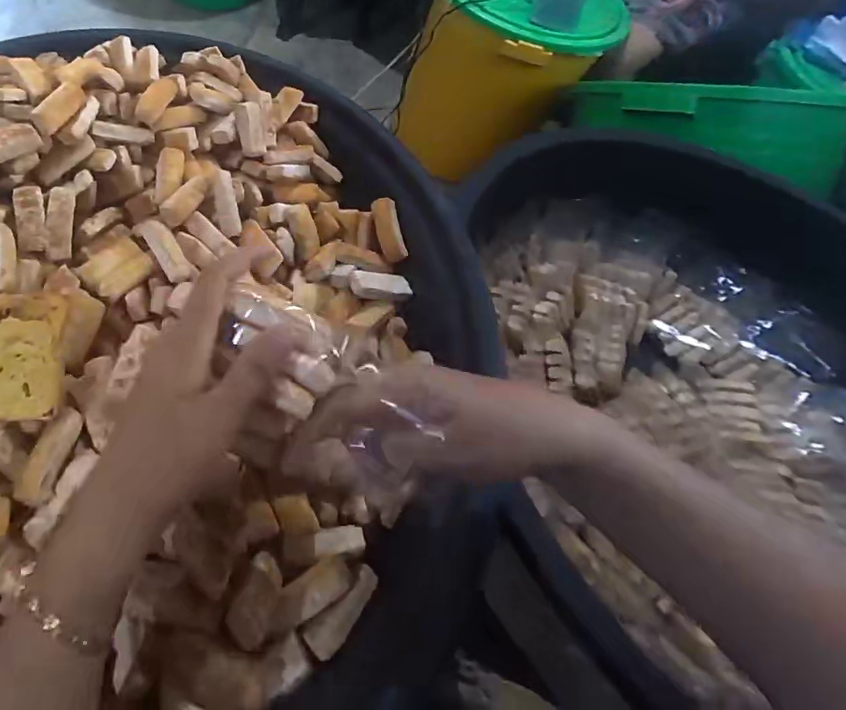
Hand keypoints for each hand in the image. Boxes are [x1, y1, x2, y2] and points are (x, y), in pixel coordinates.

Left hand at [84, 248, 296, 533]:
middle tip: (280, 301)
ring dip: (233, 323)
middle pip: (204, 301)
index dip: (238, 259)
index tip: (269, 251)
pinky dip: (223, 350)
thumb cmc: (173, 457)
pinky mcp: (160, 388)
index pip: (210, 283)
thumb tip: (290, 328)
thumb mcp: (222, 416)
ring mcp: (159, 366)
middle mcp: (168, 344)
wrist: (121, 500)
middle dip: (240, 290)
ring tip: (269, 337)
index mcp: (183, 342)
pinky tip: (240, 377)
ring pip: (200, 329)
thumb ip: (254, 372)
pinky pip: (196, 353)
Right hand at [283, 364, 610, 488]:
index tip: (293, 454)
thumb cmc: (498, 437)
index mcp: (403, 382)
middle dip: (328, 430)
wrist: (552, 429)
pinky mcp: (430, 404)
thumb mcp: (446, 452)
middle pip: (351, 400)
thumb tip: (350, 456)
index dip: (315, 426)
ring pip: (368, 410)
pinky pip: (389, 417)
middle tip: (310, 462)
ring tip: (339, 466)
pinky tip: (377, 463)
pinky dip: (375, 438)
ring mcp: (417, 389)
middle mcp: (403, 378)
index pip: (343, 401)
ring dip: (352, 436)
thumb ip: (395, 452)